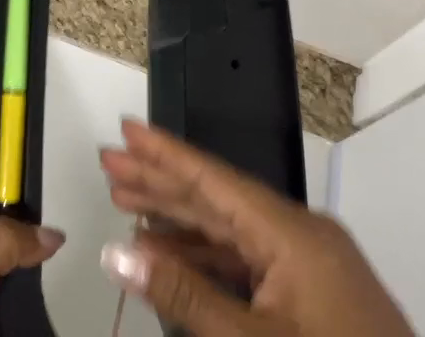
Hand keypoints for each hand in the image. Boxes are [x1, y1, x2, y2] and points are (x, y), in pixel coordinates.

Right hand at [99, 119, 414, 336]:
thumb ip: (183, 295)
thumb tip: (119, 252)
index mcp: (295, 234)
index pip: (216, 180)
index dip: (166, 153)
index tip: (127, 127)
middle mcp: (304, 237)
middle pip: (218, 199)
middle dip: (161, 182)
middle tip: (109, 164)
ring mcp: (312, 268)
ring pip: (231, 231)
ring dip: (178, 219)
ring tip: (126, 204)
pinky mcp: (314, 296)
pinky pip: (248, 260)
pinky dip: (206, 255)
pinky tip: (171, 255)